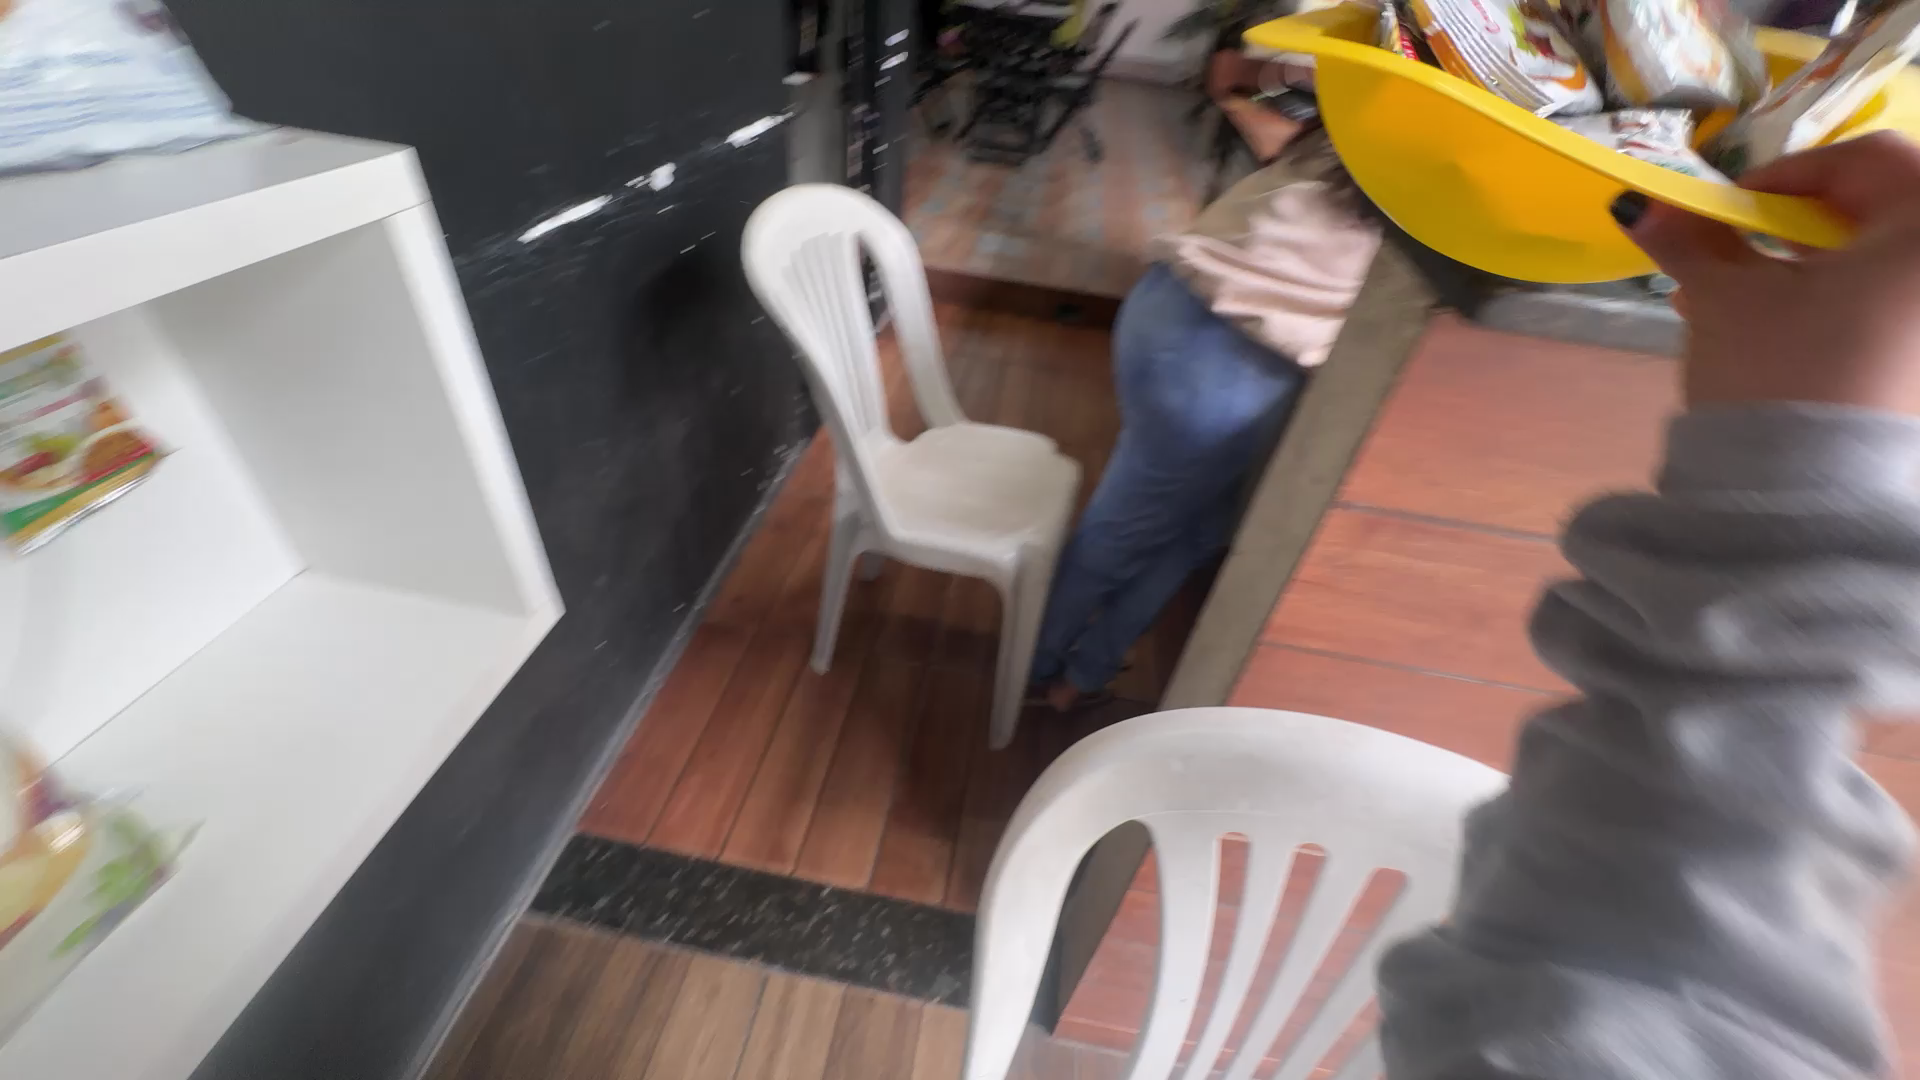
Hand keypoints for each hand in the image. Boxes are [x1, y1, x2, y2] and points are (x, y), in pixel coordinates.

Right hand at [1611, 132, 1919, 413]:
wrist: (1804, 471)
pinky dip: (1826, 295)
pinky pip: (1881, 296)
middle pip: (1878, 204)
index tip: (1720, 208)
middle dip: (1791, 221)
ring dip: (1802, 260)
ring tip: (1732, 294)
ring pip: (1875, 254)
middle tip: (1728, 251)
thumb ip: (1689, 244)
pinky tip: (1770, 322)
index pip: (1862, 159)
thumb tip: (1640, 206)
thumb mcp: (1724, 297)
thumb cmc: (1775, 365)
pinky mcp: (1917, 349)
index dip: (1781, 174)